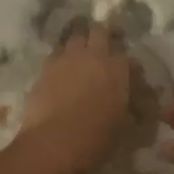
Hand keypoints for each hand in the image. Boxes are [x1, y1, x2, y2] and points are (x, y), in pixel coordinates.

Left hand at [20, 20, 131, 172]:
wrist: (55, 142)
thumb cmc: (96, 138)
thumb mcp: (122, 125)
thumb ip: (127, 107)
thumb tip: (128, 105)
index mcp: (117, 69)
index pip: (128, 58)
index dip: (127, 65)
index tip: (126, 73)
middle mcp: (93, 56)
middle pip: (99, 31)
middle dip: (101, 36)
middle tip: (101, 46)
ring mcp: (66, 59)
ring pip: (73, 38)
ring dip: (78, 44)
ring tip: (78, 57)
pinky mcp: (45, 68)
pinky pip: (54, 56)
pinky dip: (59, 61)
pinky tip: (58, 73)